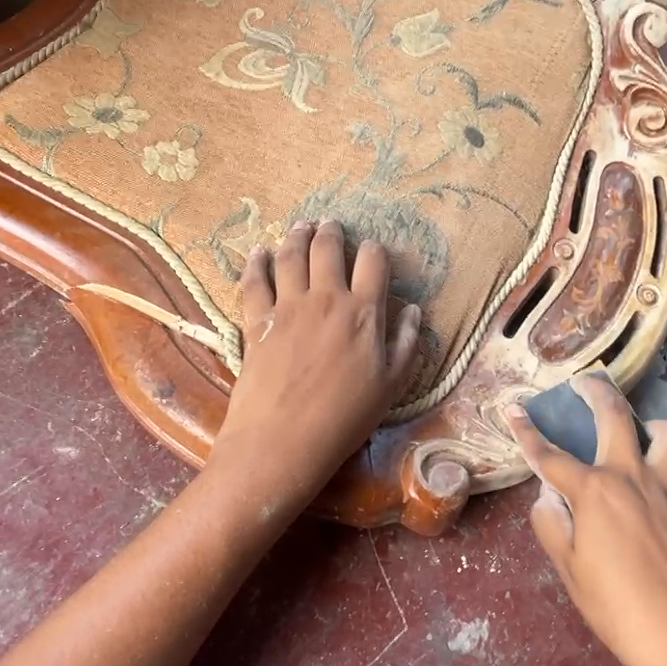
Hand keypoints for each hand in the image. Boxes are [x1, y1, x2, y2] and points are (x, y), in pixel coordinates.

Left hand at [212, 220, 422, 510]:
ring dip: (296, 236)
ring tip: (300, 227)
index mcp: (364, 312)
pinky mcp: (256, 321)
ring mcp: (287, 307)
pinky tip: (259, 251)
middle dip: (331, 232)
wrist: (283, 441)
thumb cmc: (345, 418)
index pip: (373, 262)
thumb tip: (412, 311)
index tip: (372, 251)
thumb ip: (406, 344)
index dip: (374, 250)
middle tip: (330, 225)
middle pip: (328, 249)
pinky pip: (254, 281)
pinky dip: (256, 261)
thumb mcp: (392, 386)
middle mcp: (326, 299)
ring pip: (290, 256)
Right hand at [505, 374, 666, 665]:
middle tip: (584, 383)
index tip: (514, 411)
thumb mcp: (568, 569)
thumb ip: (551, 524)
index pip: (550, 455)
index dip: (527, 432)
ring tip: (643, 438)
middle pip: (614, 415)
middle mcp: (632, 475)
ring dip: (654, 427)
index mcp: (594, 491)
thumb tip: (549, 495)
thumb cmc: (615, 606)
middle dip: (594, 391)